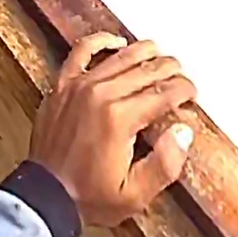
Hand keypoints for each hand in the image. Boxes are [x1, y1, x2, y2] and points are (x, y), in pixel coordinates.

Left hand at [30, 34, 197, 228]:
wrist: (45, 195)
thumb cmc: (90, 196)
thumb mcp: (135, 195)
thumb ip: (165, 164)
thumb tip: (184, 131)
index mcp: (120, 118)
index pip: (161, 95)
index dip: (182, 90)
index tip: (192, 91)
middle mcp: (101, 94)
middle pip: (144, 71)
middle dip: (168, 69)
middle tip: (180, 71)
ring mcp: (80, 84)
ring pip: (119, 57)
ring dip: (143, 51)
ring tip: (159, 51)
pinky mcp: (63, 83)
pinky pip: (82, 51)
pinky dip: (100, 40)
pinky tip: (116, 40)